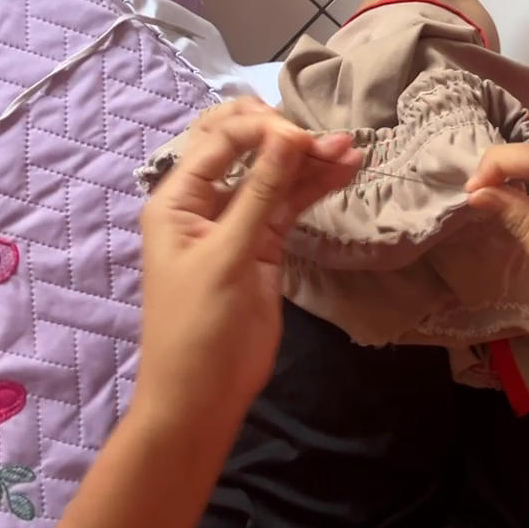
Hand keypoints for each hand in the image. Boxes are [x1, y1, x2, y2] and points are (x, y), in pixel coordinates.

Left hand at [136, 97, 359, 436]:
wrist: (202, 396)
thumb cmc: (198, 326)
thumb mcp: (228, 255)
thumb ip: (260, 192)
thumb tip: (288, 134)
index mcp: (178, 197)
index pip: (220, 139)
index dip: (263, 131)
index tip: (303, 140)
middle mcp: (205, 200)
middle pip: (245, 148)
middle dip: (286, 137)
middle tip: (328, 142)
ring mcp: (237, 221)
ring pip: (275, 176)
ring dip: (310, 162)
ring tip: (350, 150)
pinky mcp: (264, 243)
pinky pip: (290, 204)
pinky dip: (315, 188)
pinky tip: (344, 172)